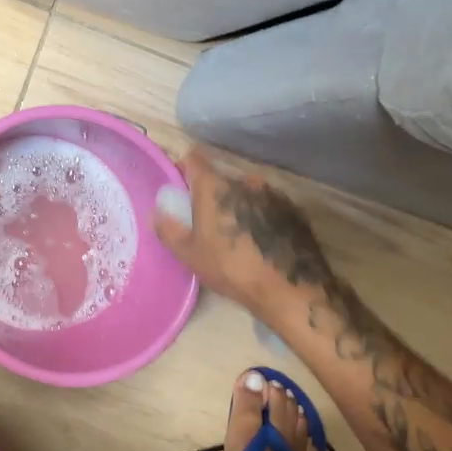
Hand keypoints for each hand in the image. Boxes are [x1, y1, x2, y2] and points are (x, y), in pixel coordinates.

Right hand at [153, 146, 334, 313]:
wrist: (291, 291)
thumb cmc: (232, 269)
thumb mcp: (189, 254)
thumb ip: (167, 228)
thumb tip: (157, 213)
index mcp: (215, 186)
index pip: (194, 159)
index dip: (184, 169)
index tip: (181, 189)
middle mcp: (245, 181)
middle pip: (222, 179)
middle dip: (213, 196)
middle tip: (209, 223)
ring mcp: (273, 194)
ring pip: (247, 193)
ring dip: (239, 206)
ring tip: (239, 236)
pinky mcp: (295, 210)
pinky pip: (269, 206)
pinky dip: (262, 217)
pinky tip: (262, 243)